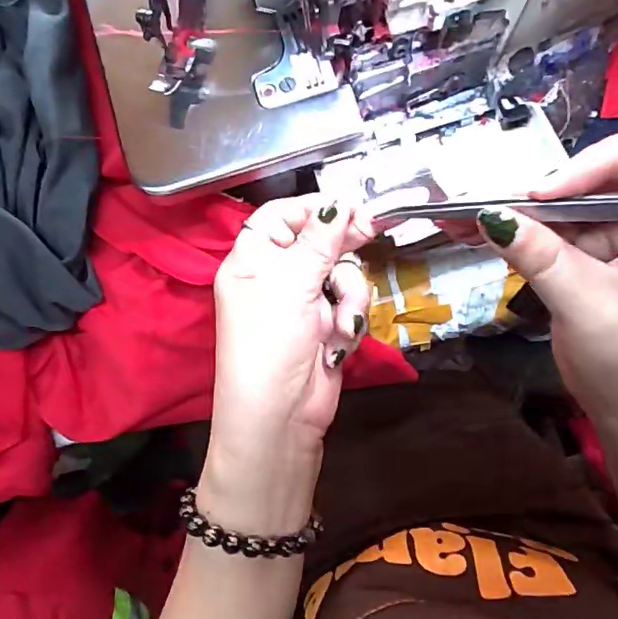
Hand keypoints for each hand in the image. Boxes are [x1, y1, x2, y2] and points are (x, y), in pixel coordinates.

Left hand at [201, 195, 375, 534]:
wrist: (279, 416)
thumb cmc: (270, 346)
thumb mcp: (292, 285)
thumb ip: (319, 241)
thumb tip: (339, 202)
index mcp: (251, 261)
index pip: (281, 216)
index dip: (314, 209)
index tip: (349, 205)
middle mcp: (275, 277)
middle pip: (319, 241)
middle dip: (342, 248)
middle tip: (366, 236)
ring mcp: (302, 303)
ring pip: (342, 273)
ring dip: (349, 295)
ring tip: (339, 322)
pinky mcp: (325, 327)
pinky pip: (350, 305)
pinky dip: (350, 321)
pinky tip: (338, 342)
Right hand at [467, 119, 617, 429]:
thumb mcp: (586, 306)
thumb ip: (540, 257)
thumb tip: (488, 216)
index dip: (606, 158)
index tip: (548, 195)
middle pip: (608, 171)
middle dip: (550, 186)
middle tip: (496, 204)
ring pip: (572, 200)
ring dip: (520, 208)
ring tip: (466, 215)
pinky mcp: (593, 253)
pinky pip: (554, 229)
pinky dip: (517, 229)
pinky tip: (474, 230)